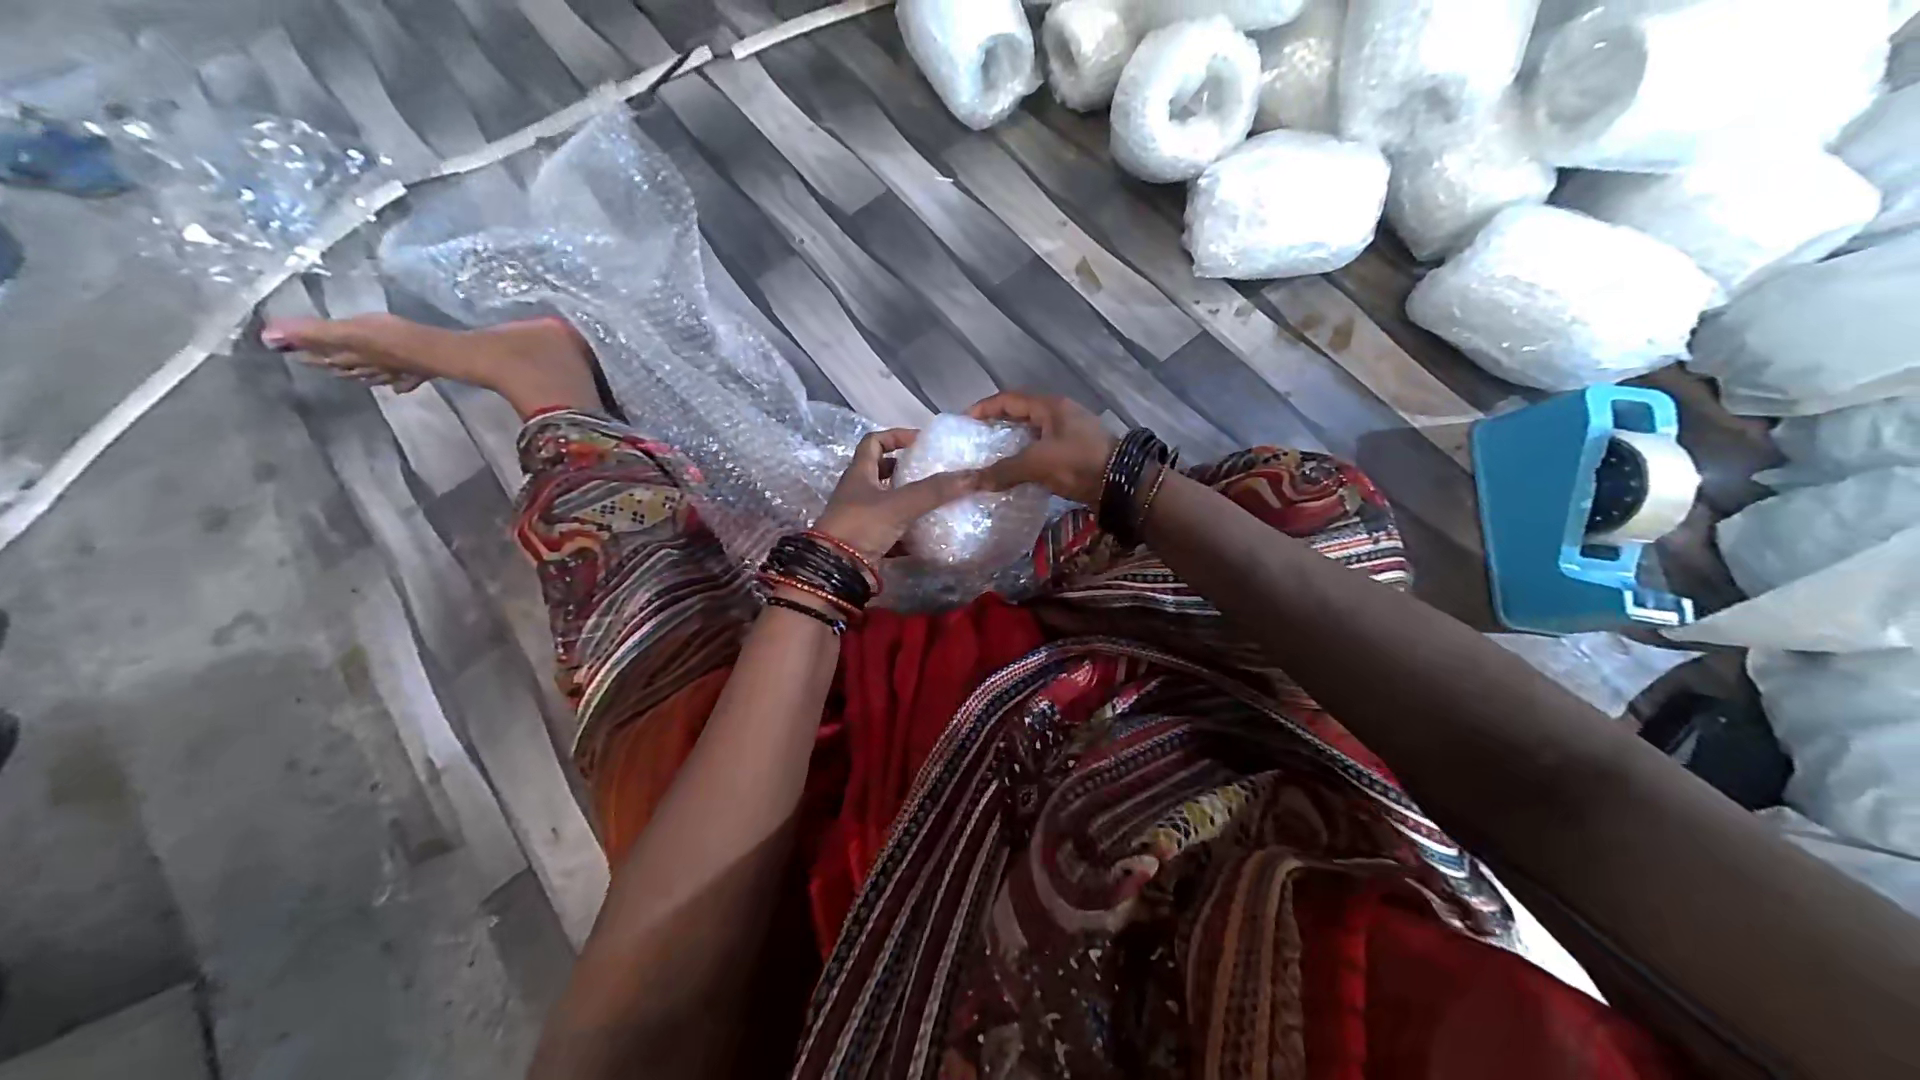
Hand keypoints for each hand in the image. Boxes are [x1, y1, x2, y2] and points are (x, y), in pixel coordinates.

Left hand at [813, 428, 981, 556]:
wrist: (836, 569)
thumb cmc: (861, 526)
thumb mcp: (900, 504)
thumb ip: (935, 490)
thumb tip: (972, 476)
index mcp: (859, 474)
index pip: (873, 442)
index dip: (895, 436)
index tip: (919, 441)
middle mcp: (857, 492)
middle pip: (881, 472)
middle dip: (906, 470)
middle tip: (931, 472)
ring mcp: (860, 518)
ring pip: (887, 502)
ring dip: (909, 501)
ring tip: (935, 502)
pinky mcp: (866, 541)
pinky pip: (890, 531)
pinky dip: (908, 531)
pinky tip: (927, 534)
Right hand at [968, 392, 1115, 504]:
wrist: (1122, 484)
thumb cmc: (1078, 463)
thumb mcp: (1037, 463)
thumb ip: (1003, 470)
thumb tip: (970, 481)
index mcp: (1049, 406)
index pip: (1009, 399)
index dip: (984, 408)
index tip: (964, 421)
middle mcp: (1058, 415)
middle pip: (1019, 416)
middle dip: (995, 427)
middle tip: (974, 442)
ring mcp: (1068, 435)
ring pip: (1031, 436)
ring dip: (1010, 447)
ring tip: (988, 461)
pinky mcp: (1073, 456)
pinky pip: (1041, 453)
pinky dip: (1025, 462)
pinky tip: (1013, 476)